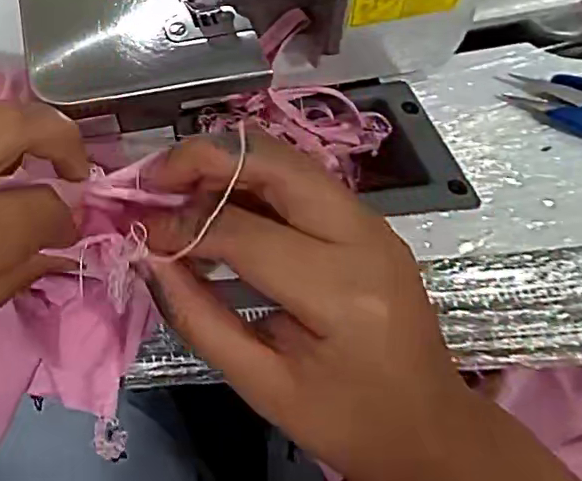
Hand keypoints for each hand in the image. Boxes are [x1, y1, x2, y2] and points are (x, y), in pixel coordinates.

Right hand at [141, 130, 576, 480]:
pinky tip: (215, 197)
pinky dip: (243, 171)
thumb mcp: (265, 389)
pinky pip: (290, 169)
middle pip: (267, 160)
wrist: (438, 431)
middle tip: (153, 180)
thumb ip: (198, 319)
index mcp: (343, 293)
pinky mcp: (360, 212)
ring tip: (177, 184)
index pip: (241, 231)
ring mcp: (366, 217)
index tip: (143, 233)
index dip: (181, 226)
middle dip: (198, 159)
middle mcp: (361, 236)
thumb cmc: (351, 422)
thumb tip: (148, 257)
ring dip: (219, 158)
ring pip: (278, 151)